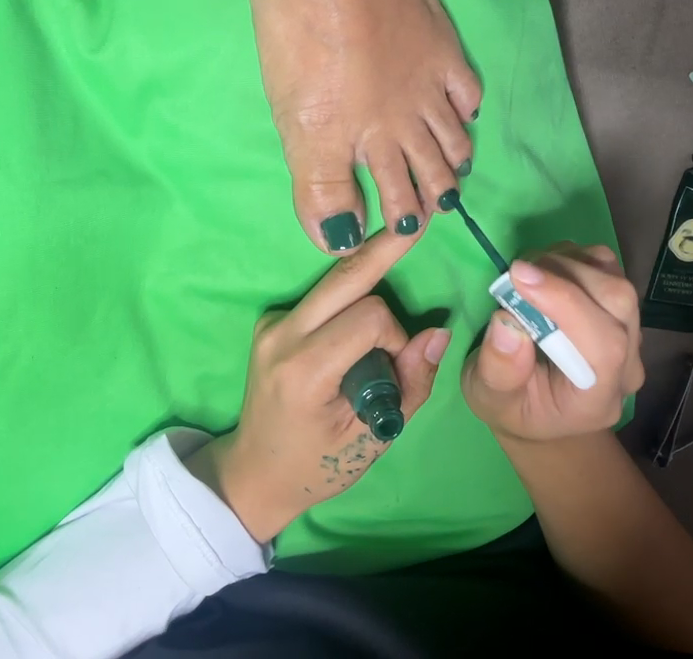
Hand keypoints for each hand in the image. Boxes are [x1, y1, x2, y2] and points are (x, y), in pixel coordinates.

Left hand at [184, 228, 450, 541]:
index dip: (395, 334)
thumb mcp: (373, 439)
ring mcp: (273, 322)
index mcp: (304, 369)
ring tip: (389, 301)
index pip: (369, 315)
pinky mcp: (272, 318)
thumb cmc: (317, 465)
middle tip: (417, 223)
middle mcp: (282, 334)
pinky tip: (354, 331)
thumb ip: (411, 384)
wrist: (255, 471)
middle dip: (385, 249)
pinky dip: (349, 302)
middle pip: (346, 274)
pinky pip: (324, 295)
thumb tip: (437, 333)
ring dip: (368, 285)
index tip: (394, 365)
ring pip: (336, 280)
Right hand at [462, 243, 642, 443]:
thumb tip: (506, 321)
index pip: (604, 344)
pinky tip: (545, 272)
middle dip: (564, 274)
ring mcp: (629, 334)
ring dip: (567, 263)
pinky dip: (574, 258)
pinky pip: (607, 268)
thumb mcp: (489, 399)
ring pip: (613, 278)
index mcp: (597, 396)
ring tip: (526, 273)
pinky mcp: (619, 308)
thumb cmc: (514, 409)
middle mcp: (626, 364)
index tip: (518, 276)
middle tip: (516, 272)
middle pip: (617, 301)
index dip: (566, 302)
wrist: (542, 412)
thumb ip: (499, 369)